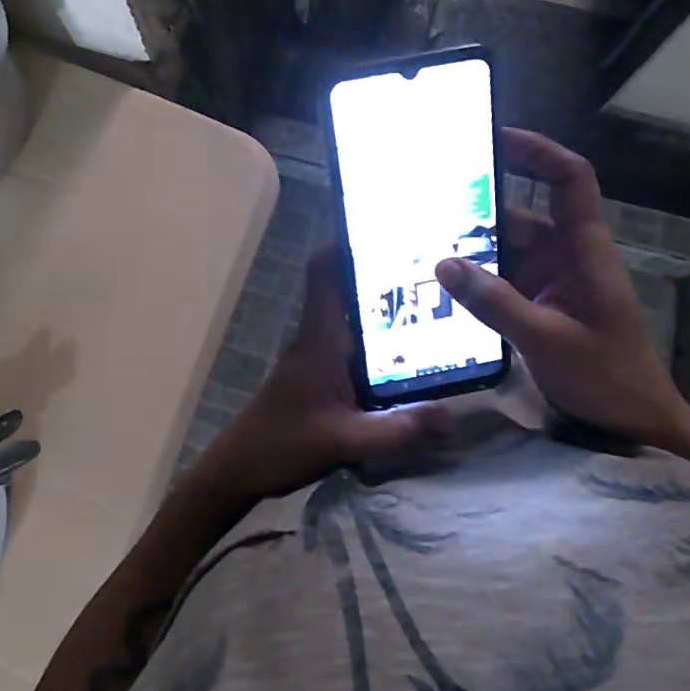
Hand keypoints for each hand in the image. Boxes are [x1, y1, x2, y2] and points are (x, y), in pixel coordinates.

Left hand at [186, 245, 451, 505]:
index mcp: (321, 338)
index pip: (325, 272)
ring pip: (356, 316)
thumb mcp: (342, 441)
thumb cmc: (280, 445)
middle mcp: (322, 338)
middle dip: (383, 270)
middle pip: (349, 288)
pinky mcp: (326, 378)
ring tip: (435, 296)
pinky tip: (416, 352)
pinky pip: (360, 346)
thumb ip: (394, 431)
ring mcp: (322, 357)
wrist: (238, 470)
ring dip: (386, 305)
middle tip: (430, 259)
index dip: (346, 240)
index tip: (380, 220)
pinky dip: (385, 340)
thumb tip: (451, 417)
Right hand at [433, 128, 689, 455]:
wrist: (634, 424)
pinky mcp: (537, 306)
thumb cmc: (607, 376)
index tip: (494, 137)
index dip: (539, 151)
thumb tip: (443, 263)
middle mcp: (566, 255)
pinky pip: (500, 281)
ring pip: (504, 250)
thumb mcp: (548, 339)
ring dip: (469, 248)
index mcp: (584, 248)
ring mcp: (550, 282)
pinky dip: (473, 280)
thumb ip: (495, 303)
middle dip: (476, 209)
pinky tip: (437, 283)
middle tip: (424, 201)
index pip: (569, 180)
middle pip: (519, 215)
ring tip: (418, 241)